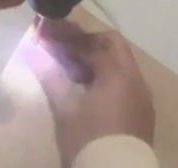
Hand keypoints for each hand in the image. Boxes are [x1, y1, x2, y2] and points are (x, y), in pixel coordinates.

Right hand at [34, 21, 154, 163]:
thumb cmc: (89, 141)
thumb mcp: (65, 110)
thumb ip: (50, 76)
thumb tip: (32, 53)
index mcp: (117, 72)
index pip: (90, 42)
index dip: (66, 37)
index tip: (47, 36)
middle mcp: (136, 78)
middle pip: (112, 44)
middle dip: (87, 42)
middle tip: (64, 50)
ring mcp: (143, 96)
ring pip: (122, 63)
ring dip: (99, 60)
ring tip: (74, 72)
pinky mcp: (144, 113)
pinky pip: (127, 82)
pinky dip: (110, 77)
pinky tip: (91, 91)